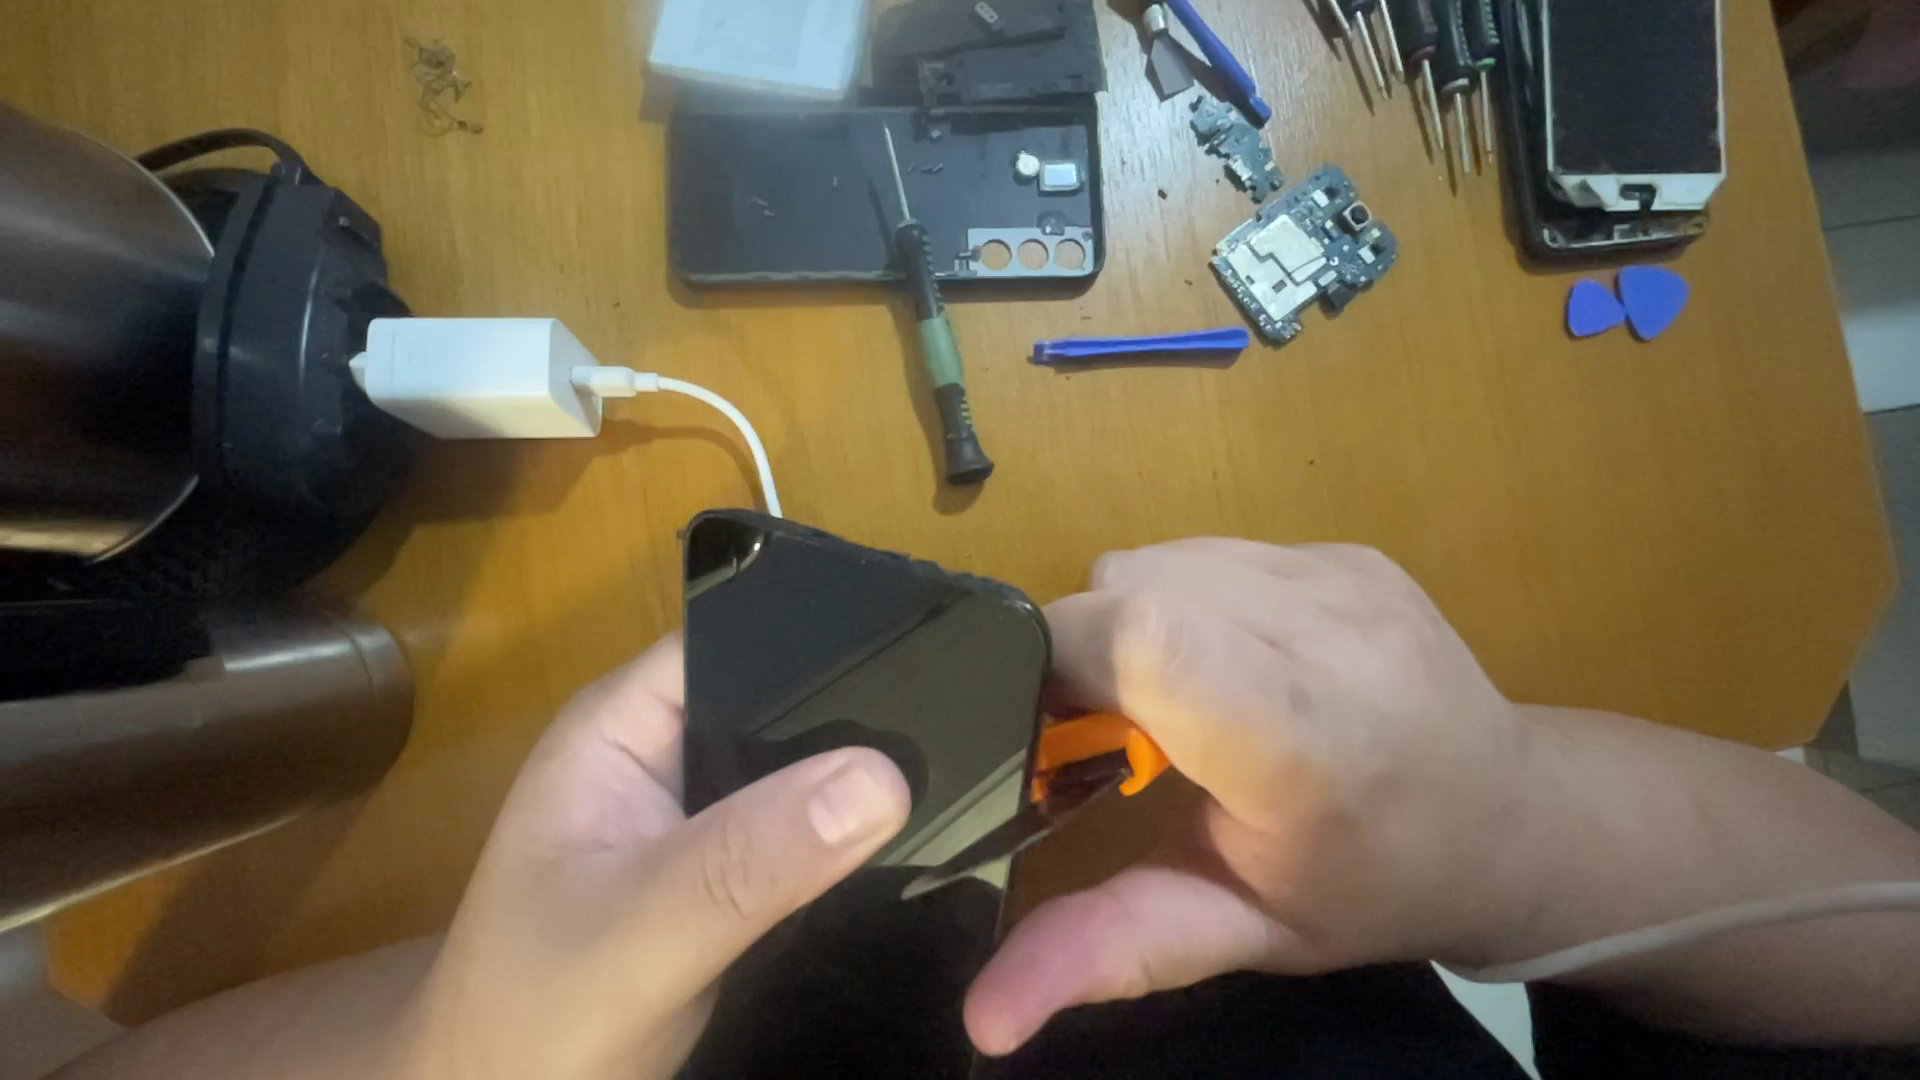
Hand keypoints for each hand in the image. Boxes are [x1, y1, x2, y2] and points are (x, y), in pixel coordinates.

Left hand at [397, 633, 911, 1078]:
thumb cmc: (531, 1019)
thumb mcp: (641, 933)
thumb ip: (751, 860)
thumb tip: (881, 781)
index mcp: (625, 720)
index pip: (742, 639)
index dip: (827, 642)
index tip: (920, 661)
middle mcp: (668, 744)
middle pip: (784, 696)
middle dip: (859, 714)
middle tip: (950, 726)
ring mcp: (700, 805)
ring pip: (801, 763)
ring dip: (859, 777)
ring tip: (949, 773)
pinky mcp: (731, 858)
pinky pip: (807, 823)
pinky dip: (849, 832)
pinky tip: (911, 834)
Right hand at [965, 539, 1538, 1055]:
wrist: (1516, 815)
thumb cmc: (1370, 886)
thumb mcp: (1240, 930)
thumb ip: (1113, 949)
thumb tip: (984, 1013)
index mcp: (1300, 742)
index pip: (1147, 641)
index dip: (1063, 661)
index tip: (1048, 722)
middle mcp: (1323, 632)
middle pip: (1124, 590)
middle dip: (1080, 649)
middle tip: (1105, 722)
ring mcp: (1336, 575)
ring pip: (1152, 562)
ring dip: (1125, 619)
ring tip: (1169, 688)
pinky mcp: (1340, 550)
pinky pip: (1200, 552)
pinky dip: (1176, 596)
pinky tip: (1222, 650)